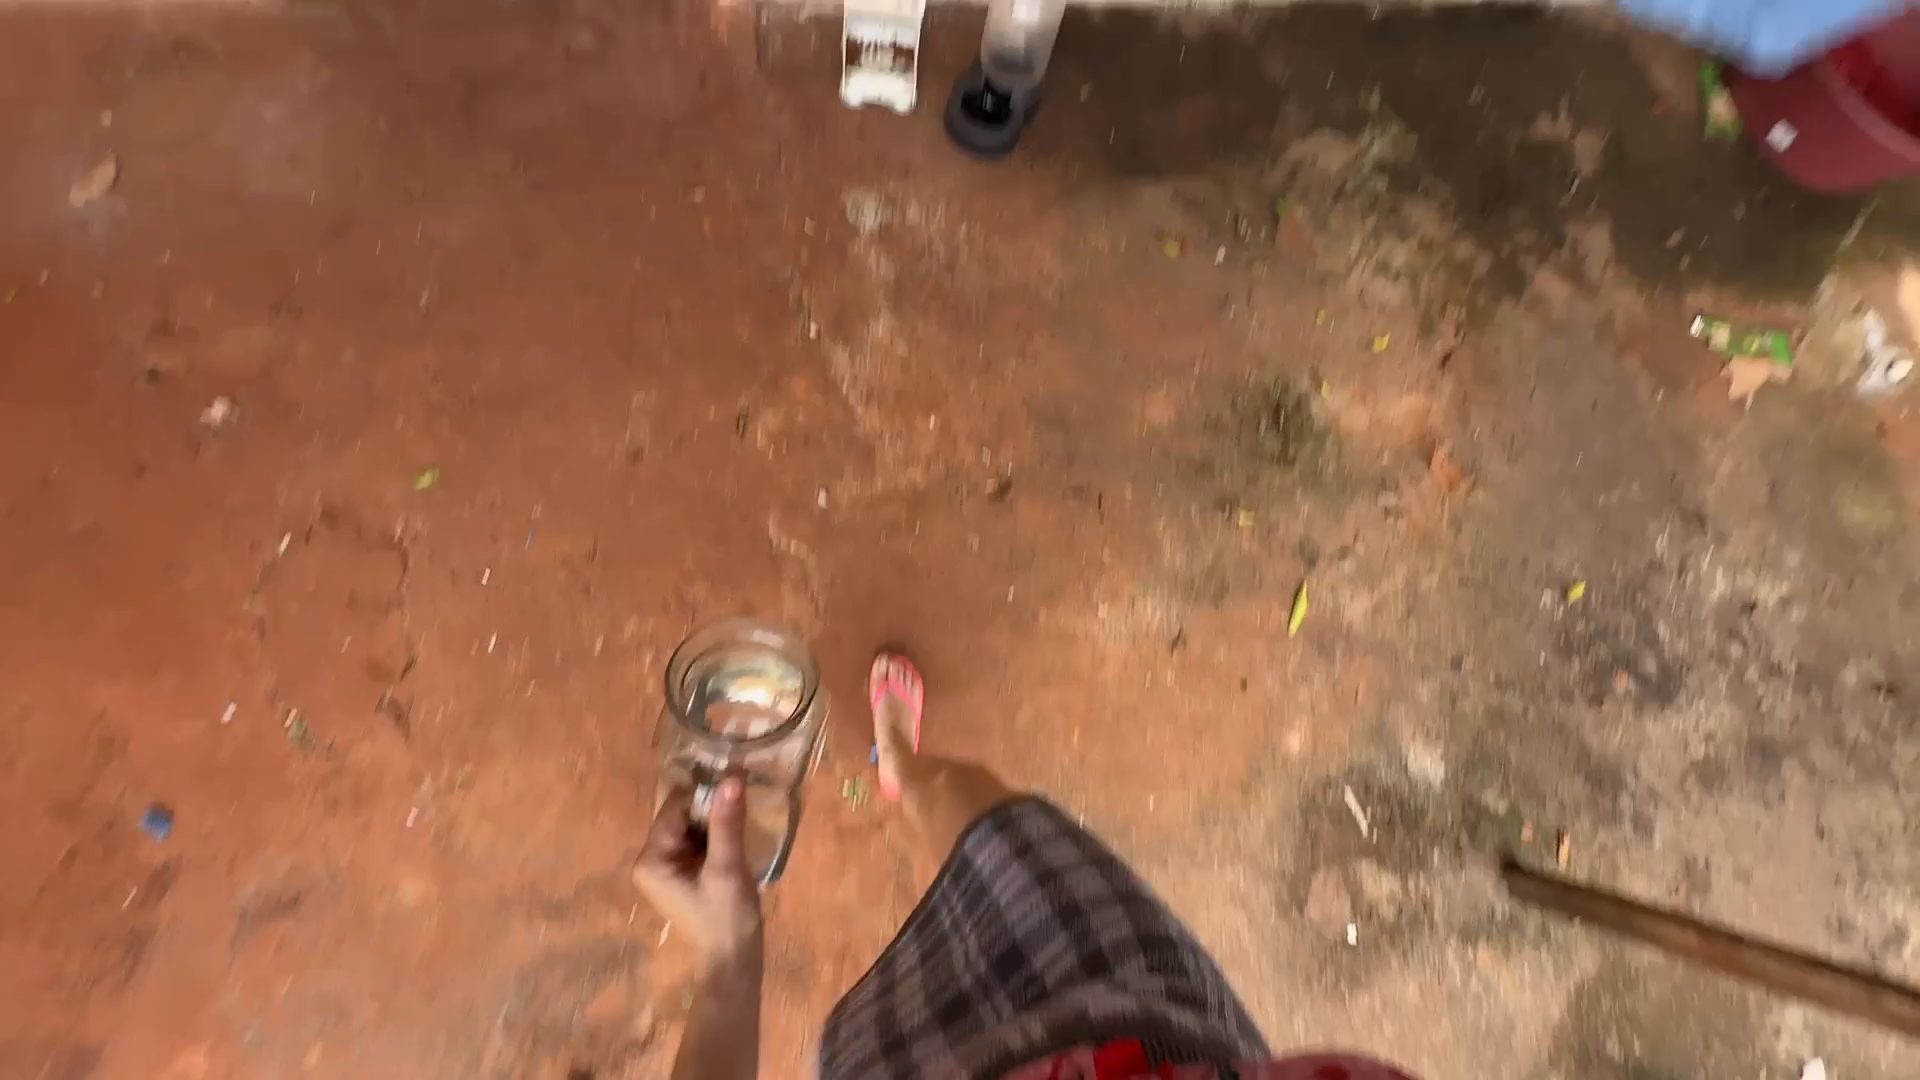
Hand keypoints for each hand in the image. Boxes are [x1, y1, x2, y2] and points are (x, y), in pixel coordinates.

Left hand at [634, 777, 762, 966]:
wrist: (735, 957)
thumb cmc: (726, 916)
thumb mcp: (726, 867)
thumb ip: (726, 822)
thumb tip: (732, 778)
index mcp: (652, 858)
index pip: (675, 807)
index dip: (705, 792)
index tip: (737, 779)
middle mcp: (653, 858)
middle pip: (682, 812)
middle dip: (711, 801)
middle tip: (744, 790)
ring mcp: (669, 863)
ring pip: (692, 821)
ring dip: (716, 813)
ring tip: (744, 806)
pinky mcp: (686, 868)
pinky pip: (699, 835)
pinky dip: (718, 827)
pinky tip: (738, 824)